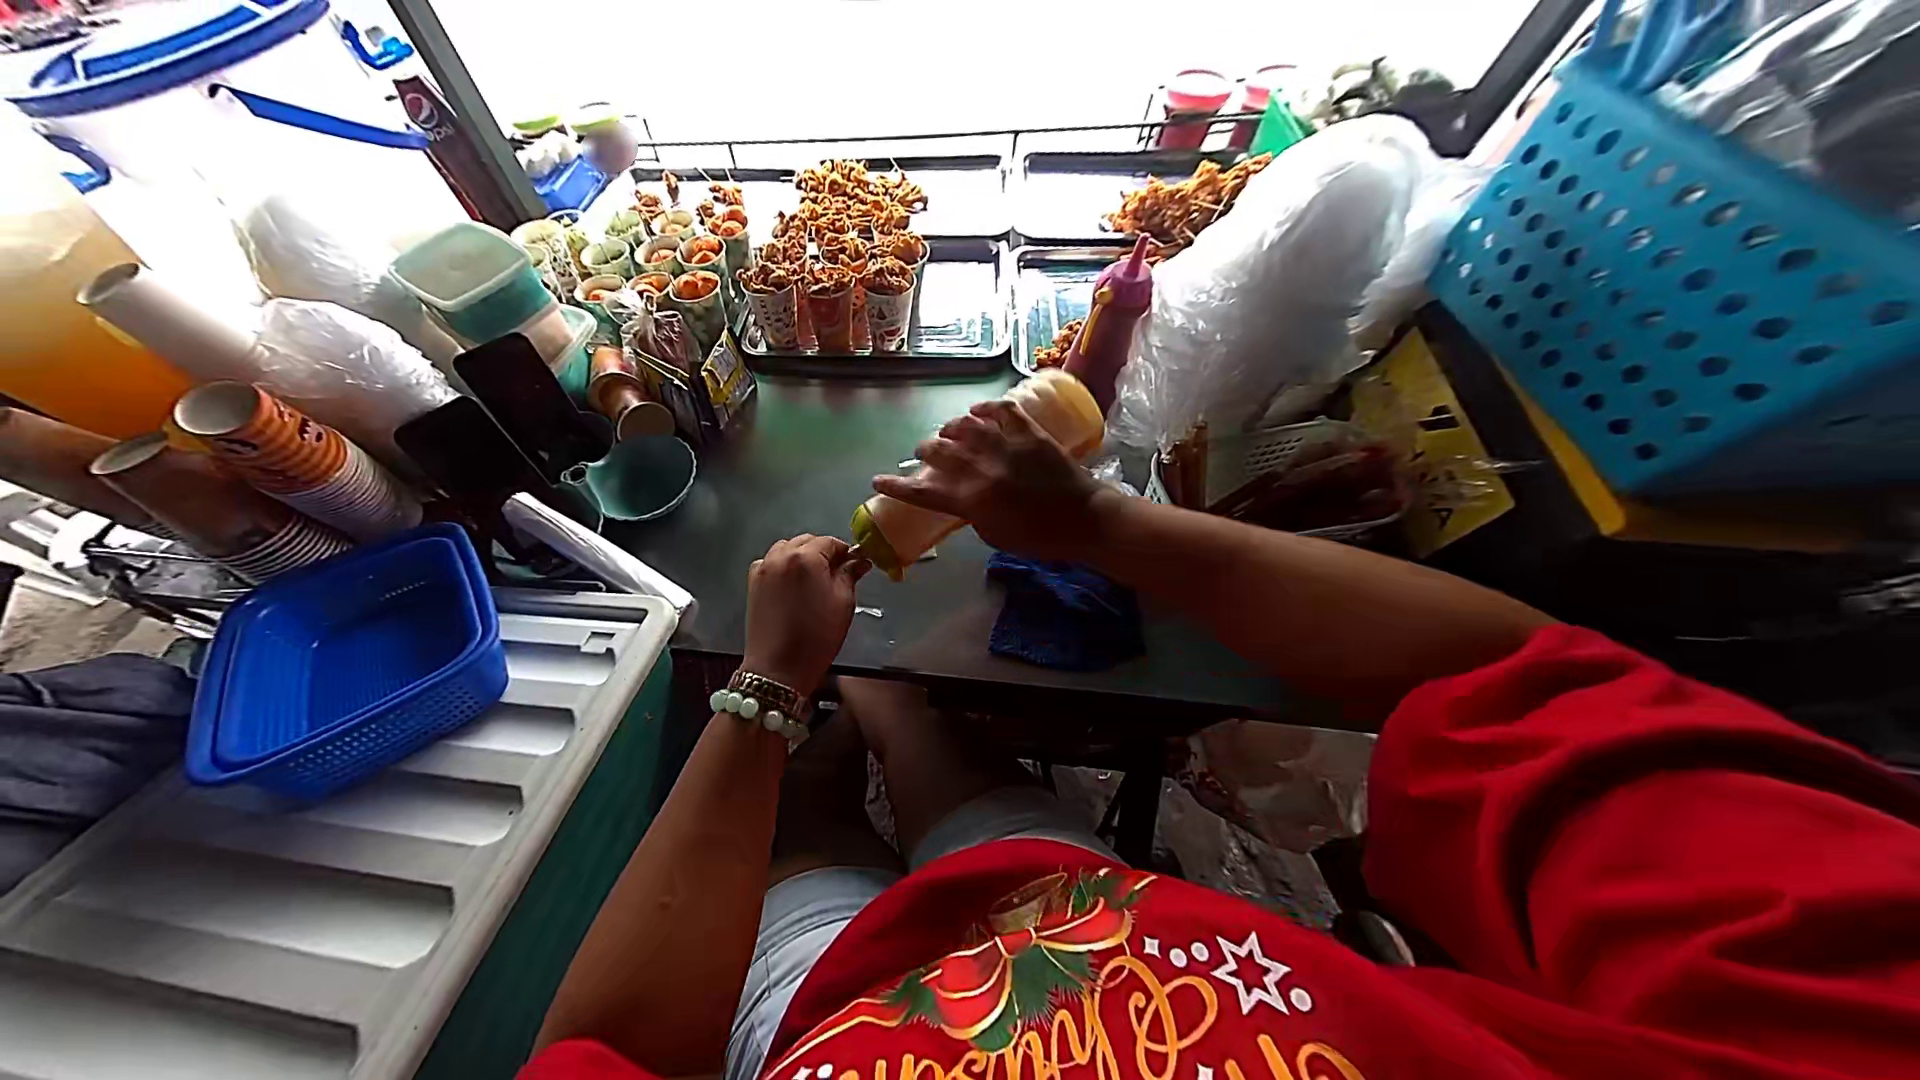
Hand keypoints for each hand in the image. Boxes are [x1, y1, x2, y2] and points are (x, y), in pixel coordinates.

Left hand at [741, 534, 869, 698]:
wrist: (778, 667)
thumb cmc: (816, 636)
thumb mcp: (843, 603)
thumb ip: (850, 575)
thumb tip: (858, 561)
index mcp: (806, 558)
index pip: (830, 541)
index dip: (845, 551)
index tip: (854, 564)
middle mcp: (781, 556)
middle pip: (807, 541)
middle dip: (824, 552)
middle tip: (838, 572)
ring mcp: (764, 569)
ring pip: (787, 549)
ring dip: (803, 556)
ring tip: (815, 579)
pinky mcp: (753, 583)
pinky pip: (772, 562)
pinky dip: (784, 566)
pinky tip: (794, 585)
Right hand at [873, 400, 1112, 562]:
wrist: (1084, 520)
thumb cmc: (1039, 538)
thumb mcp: (995, 535)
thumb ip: (971, 513)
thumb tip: (960, 497)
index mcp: (972, 501)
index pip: (922, 491)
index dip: (896, 485)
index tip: (878, 479)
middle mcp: (983, 469)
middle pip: (939, 450)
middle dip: (925, 449)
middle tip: (925, 451)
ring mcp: (1006, 446)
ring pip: (965, 424)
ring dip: (951, 426)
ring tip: (950, 430)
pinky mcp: (1029, 432)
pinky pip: (1001, 410)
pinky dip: (985, 407)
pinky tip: (978, 411)